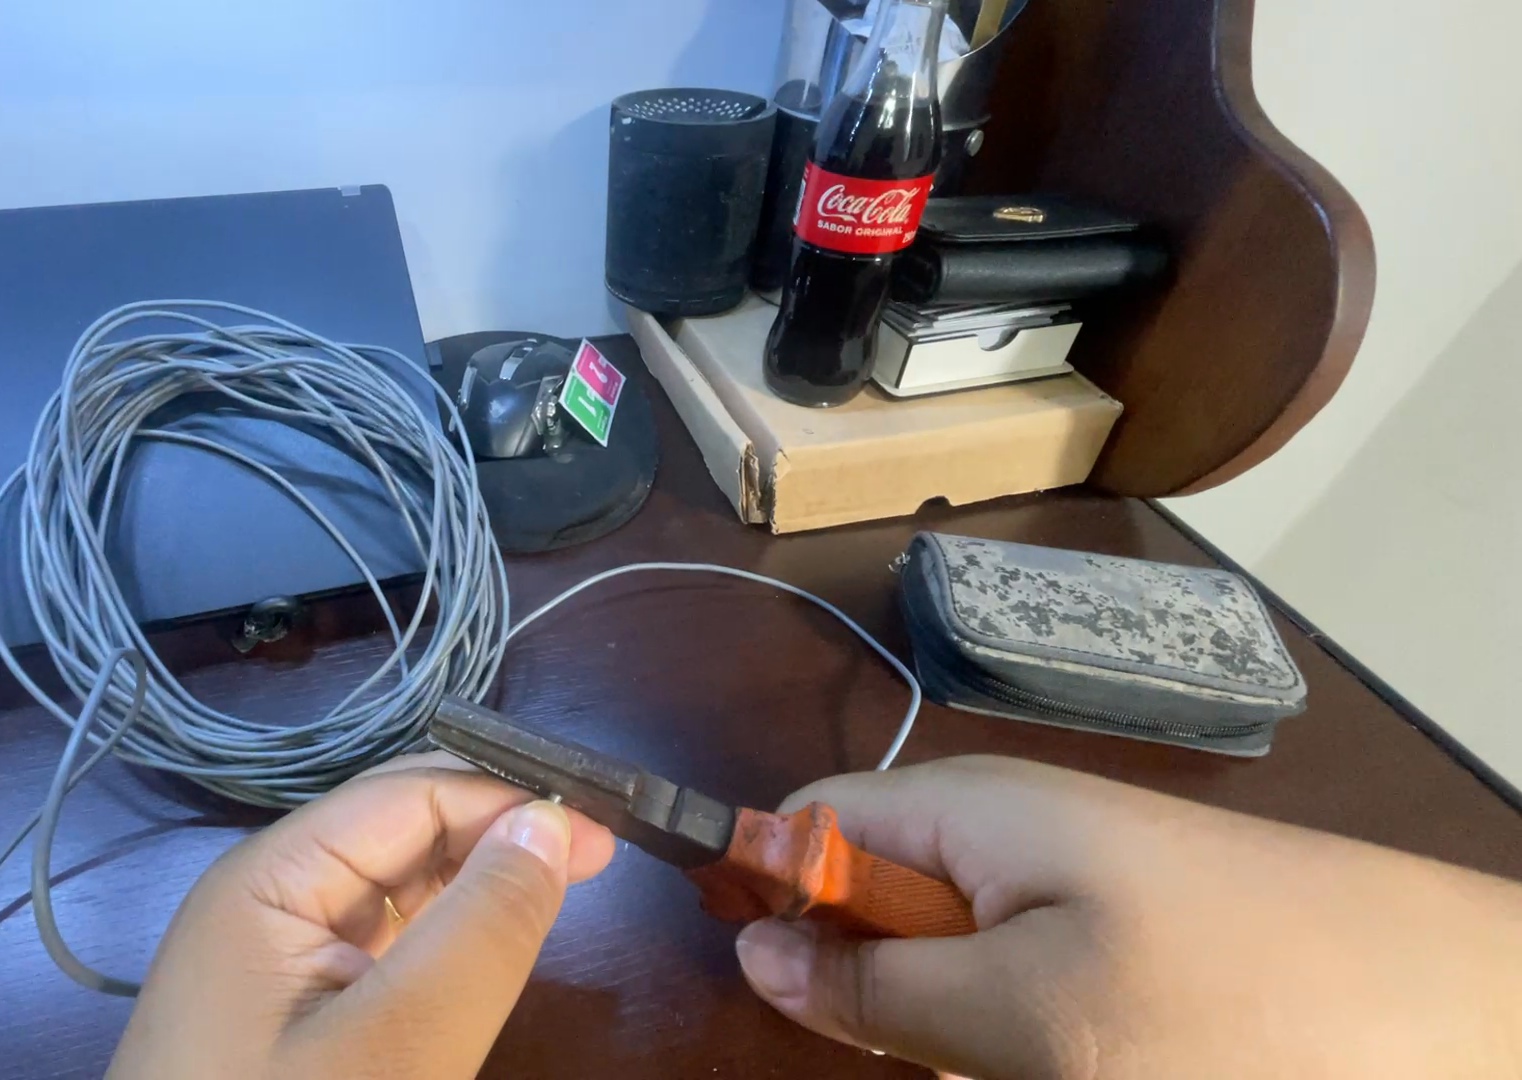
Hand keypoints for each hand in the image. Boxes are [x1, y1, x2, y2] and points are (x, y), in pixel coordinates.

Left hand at [108, 754, 614, 1078]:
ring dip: (481, 872)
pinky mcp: (304, 997)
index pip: (410, 796)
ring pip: (403, 875)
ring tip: (560, 879)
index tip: (597, 835)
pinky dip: (452, 926)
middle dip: (497, 827)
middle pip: (404, 824)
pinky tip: (495, 930)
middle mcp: (276, 891)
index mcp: (275, 875)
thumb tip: (549, 822)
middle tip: (594, 853)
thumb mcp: (399, 1048)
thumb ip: (481, 926)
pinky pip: (392, 932)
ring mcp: (286, 946)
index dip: (504, 801)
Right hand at [734, 756, 1521, 1079]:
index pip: (810, 818)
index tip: (784, 979)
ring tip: (1027, 1062)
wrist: (1482, 1010)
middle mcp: (990, 814)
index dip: (778, 885)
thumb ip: (877, 985)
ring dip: (951, 1005)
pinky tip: (1076, 1058)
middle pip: (870, 879)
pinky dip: (1012, 1012)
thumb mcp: (1033, 1019)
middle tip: (947, 1048)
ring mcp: (1052, 857)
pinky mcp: (1102, 901)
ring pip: (939, 930)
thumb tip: (751, 951)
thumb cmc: (1235, 1007)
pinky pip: (1009, 949)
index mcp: (957, 806)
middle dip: (879, 968)